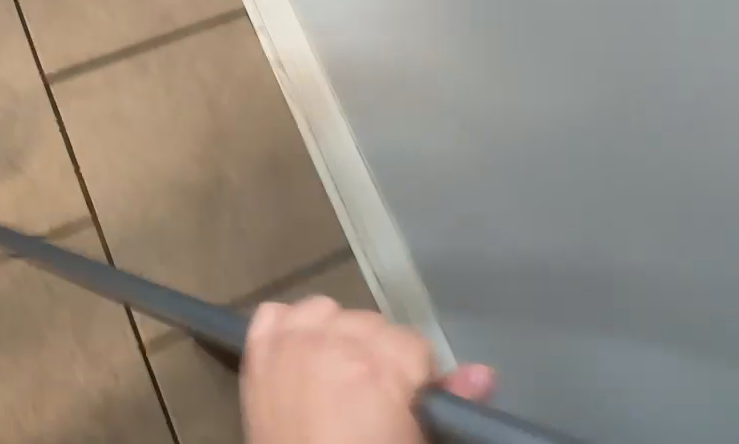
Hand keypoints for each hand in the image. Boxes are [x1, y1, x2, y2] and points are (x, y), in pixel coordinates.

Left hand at [242, 296, 495, 443]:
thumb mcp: (420, 442)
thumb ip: (454, 405)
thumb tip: (483, 373)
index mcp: (379, 367)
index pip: (412, 340)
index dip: (418, 370)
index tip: (415, 394)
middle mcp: (331, 341)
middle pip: (368, 321)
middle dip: (380, 350)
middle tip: (379, 391)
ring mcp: (288, 341)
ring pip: (322, 308)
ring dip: (334, 331)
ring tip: (340, 369)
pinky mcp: (256, 350)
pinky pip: (274, 312)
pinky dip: (289, 326)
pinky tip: (299, 352)